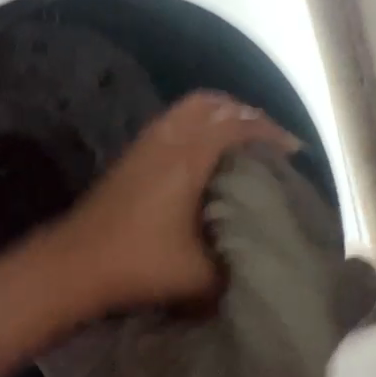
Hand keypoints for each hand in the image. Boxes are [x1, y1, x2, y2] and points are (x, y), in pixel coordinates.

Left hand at [45, 92, 300, 310]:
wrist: (80, 257)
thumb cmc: (143, 261)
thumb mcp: (202, 272)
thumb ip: (238, 258)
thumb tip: (264, 248)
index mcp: (188, 157)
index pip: (235, 126)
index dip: (268, 132)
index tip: (294, 150)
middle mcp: (168, 138)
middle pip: (211, 104)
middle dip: (245, 114)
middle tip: (271, 139)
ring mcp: (147, 141)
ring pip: (189, 108)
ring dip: (220, 114)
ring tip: (245, 141)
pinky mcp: (134, 151)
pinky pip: (175, 119)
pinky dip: (199, 122)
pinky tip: (207, 152)